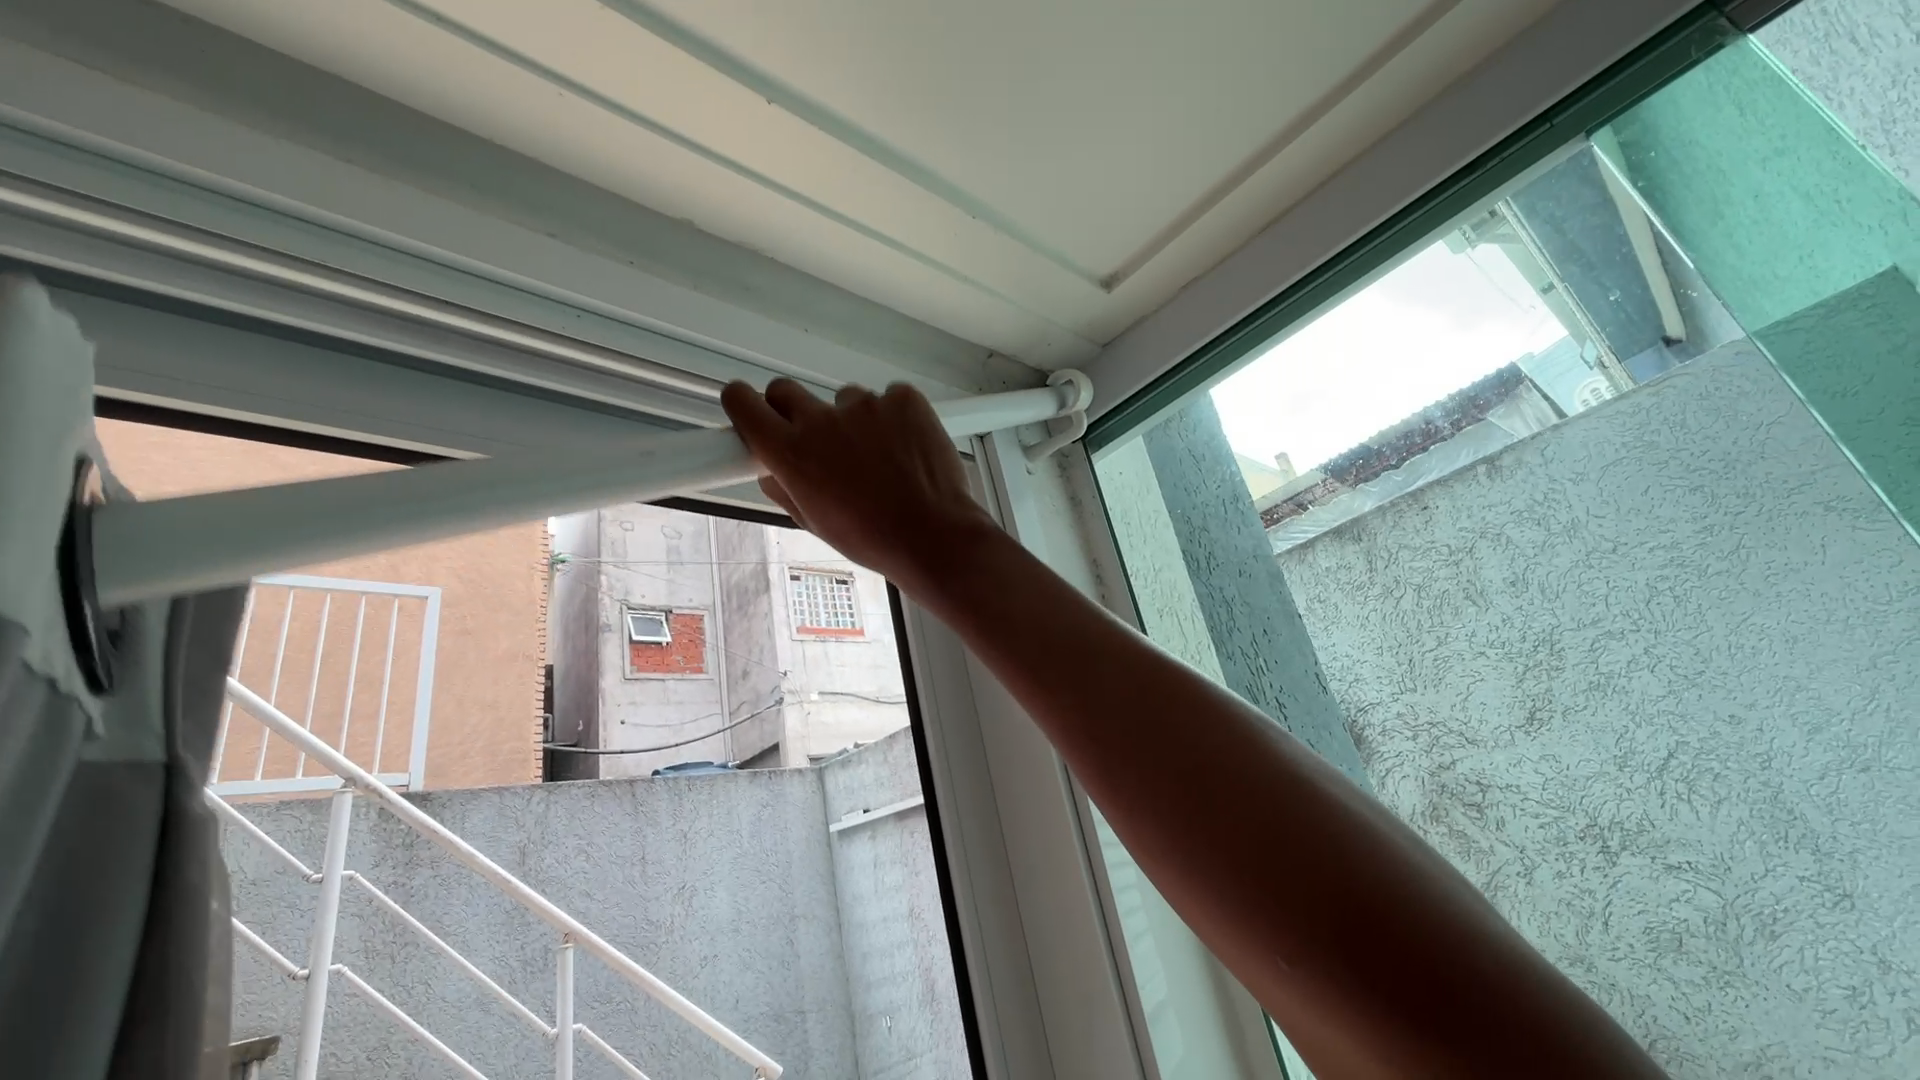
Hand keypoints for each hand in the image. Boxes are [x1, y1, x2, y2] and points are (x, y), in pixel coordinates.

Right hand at [721, 378, 997, 583]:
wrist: (933, 535)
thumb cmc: (874, 537)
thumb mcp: (815, 522)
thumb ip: (785, 489)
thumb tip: (773, 473)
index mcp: (791, 453)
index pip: (742, 402)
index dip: (742, 403)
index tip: (748, 407)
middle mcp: (821, 421)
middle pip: (786, 390)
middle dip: (792, 410)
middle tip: (815, 439)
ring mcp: (865, 406)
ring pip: (844, 399)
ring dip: (852, 421)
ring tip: (877, 459)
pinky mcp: (902, 399)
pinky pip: (888, 399)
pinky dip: (893, 418)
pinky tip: (905, 449)